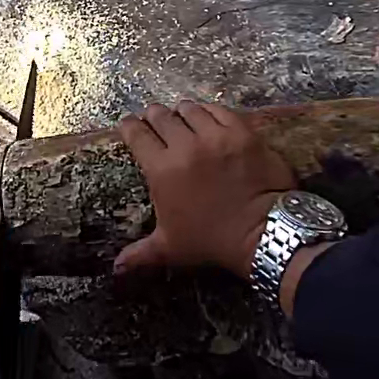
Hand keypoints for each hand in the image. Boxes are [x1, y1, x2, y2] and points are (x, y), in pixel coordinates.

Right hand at [114, 100, 295, 277]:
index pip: (137, 136)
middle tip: (154, 119)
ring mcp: (214, 136)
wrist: (262, 232)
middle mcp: (184, 146)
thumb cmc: (211, 240)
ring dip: (182, 112)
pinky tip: (208, 115)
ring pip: (189, 110)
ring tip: (182, 116)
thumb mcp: (170, 247)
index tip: (128, 124)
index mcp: (161, 170)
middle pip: (161, 116)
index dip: (129, 127)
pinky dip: (209, 111)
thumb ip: (140, 253)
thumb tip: (115, 269)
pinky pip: (219, 110)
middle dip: (154, 116)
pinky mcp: (241, 132)